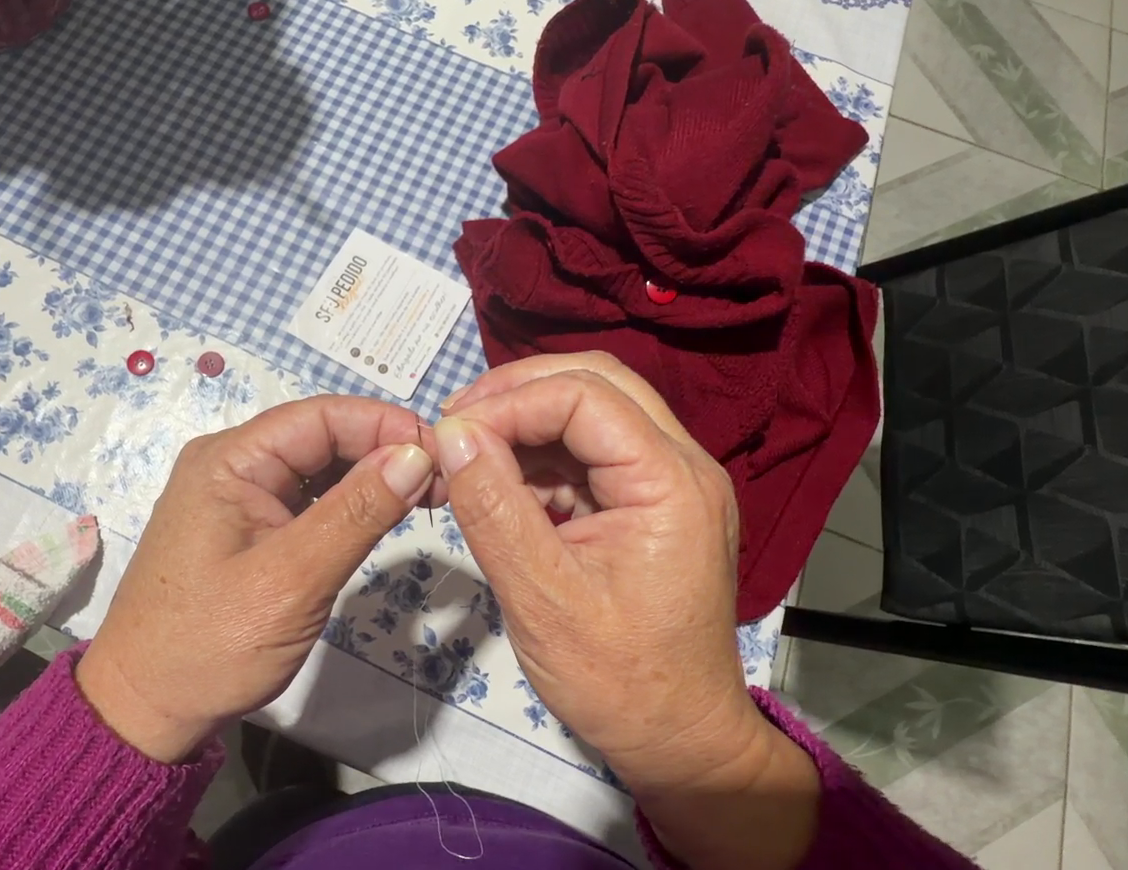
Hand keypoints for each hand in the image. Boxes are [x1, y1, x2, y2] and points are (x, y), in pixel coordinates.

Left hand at [76, 396, 440, 762]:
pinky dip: (350, 503)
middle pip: (322, 436)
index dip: (385, 424)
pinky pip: (308, 499)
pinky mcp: (251, 527)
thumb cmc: (213, 644)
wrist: (146, 710)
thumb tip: (418, 454)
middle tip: (445, 480)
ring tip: (428, 496)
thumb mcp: (294, 578)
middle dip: (384, 450)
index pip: (321, 416)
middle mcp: (234, 464)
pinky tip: (387, 513)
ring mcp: (241, 496)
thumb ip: (358, 512)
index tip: (442, 450)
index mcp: (231, 459)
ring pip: (320, 467)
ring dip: (372, 476)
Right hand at [437, 352, 817, 868]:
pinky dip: (536, 455)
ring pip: (589, 410)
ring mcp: (665, 480)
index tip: (449, 434)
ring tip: (466, 450)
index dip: (510, 403)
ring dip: (524, 421)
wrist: (679, 744)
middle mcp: (679, 464)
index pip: (584, 396)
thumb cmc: (619, 681)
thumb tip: (449, 434)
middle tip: (455, 422)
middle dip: (518, 393)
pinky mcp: (644, 501)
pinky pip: (586, 451)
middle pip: (595, 383)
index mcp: (670, 481)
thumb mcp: (543, 599)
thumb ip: (493, 509)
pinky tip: (497, 479)